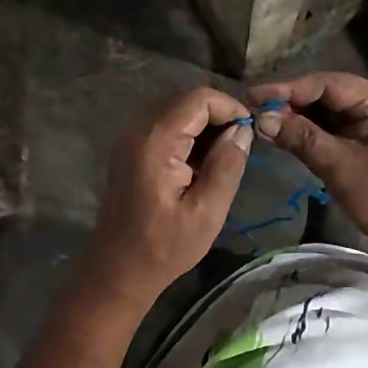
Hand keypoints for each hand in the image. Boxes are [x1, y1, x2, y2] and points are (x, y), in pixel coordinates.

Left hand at [83, 86, 251, 303]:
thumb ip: (227, 165)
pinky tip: (200, 161)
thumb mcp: (207, 212)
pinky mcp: (130, 147)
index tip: (250, 134)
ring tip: (223, 154)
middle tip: (239, 145)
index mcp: (156, 141)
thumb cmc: (164, 246)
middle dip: (218, 114)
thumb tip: (243, 131)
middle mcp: (139, 129)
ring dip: (204, 123)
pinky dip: (187, 132)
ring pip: (176, 108)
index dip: (230, 107)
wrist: (117, 268)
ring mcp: (130, 136)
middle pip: (186, 98)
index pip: (199, 99)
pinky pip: (164, 123)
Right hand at [246, 72, 367, 249]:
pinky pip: (322, 124)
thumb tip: (262, 120)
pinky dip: (300, 128)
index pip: (326, 84)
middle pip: (321, 92)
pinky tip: (277, 131)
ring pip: (319, 108)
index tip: (255, 96)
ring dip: (291, 114)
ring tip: (258, 118)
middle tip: (251, 107)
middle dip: (287, 100)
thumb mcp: (341, 166)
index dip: (288, 89)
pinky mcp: (353, 135)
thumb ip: (302, 139)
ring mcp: (361, 118)